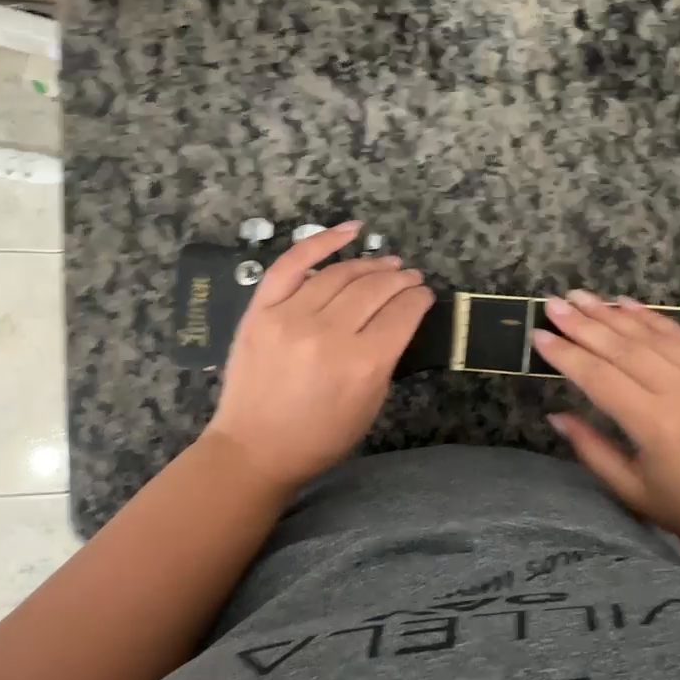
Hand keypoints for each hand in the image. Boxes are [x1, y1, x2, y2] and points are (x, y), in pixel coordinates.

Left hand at [201, 221, 434, 492]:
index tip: (425, 295)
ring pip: (342, 274)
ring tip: (387, 264)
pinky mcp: (262, 309)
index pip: (403, 314)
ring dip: (371, 265)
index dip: (420, 299)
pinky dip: (323, 240)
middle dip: (401, 280)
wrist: (254, 449)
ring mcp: (291, 316)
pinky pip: (293, 263)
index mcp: (363, 364)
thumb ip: (386, 358)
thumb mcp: (370, 405)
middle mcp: (329, 333)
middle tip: (411, 278)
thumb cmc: (319, 437)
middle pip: (376, 289)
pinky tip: (351, 231)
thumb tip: (399, 318)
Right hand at [534, 291, 679, 554]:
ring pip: (651, 335)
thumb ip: (593, 451)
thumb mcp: (635, 493)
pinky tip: (629, 305)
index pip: (598, 378)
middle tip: (553, 303)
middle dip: (583, 323)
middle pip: (621, 348)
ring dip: (613, 313)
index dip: (565, 354)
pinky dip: (654, 318)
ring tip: (581, 296)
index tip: (539, 335)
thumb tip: (556, 416)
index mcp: (655, 427)